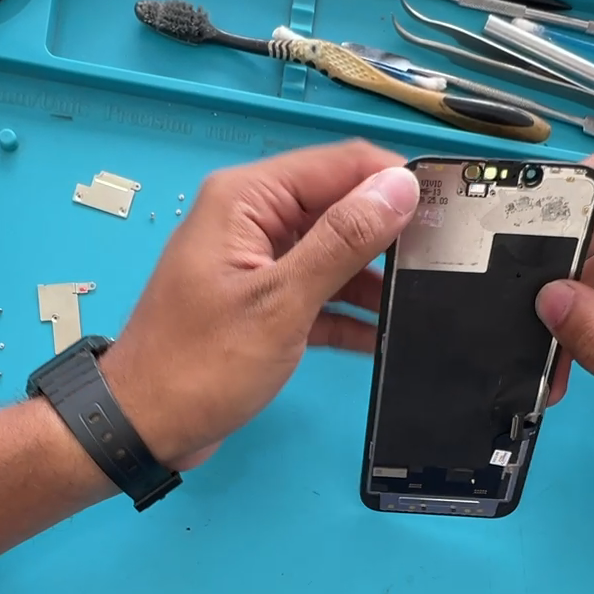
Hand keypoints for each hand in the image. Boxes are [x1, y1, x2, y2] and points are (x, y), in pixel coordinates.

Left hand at [101, 141, 420, 468]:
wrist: (146, 428)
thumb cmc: (201, 365)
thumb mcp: (280, 302)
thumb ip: (341, 242)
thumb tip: (398, 188)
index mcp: (248, 201)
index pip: (338, 165)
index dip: (394, 180)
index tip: (446, 207)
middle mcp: (253, 223)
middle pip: (338, 210)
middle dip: (389, 233)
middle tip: (442, 259)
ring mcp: (259, 268)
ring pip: (332, 258)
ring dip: (372, 280)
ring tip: (422, 302)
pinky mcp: (264, 308)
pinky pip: (318, 299)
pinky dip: (347, 316)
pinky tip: (383, 337)